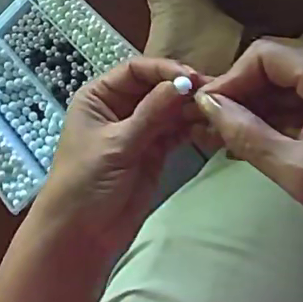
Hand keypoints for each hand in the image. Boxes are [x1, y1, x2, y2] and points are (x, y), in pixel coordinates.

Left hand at [31, 57, 201, 259]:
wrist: (81, 232)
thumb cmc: (86, 181)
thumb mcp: (117, 144)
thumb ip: (151, 114)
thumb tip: (183, 83)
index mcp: (98, 96)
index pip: (135, 70)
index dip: (164, 70)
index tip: (194, 77)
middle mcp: (118, 107)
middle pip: (156, 87)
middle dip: (183, 88)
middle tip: (218, 93)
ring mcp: (137, 130)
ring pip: (169, 109)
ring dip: (192, 108)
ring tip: (221, 110)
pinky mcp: (153, 152)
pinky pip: (176, 132)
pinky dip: (193, 128)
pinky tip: (213, 127)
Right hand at [192, 39, 302, 268]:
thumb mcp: (296, 171)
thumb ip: (245, 132)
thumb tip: (204, 104)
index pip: (267, 55)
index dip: (232, 79)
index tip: (207, 111)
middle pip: (277, 63)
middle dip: (242, 91)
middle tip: (213, 124)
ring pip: (289, 79)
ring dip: (258, 103)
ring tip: (230, 134)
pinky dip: (280, 112)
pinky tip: (258, 138)